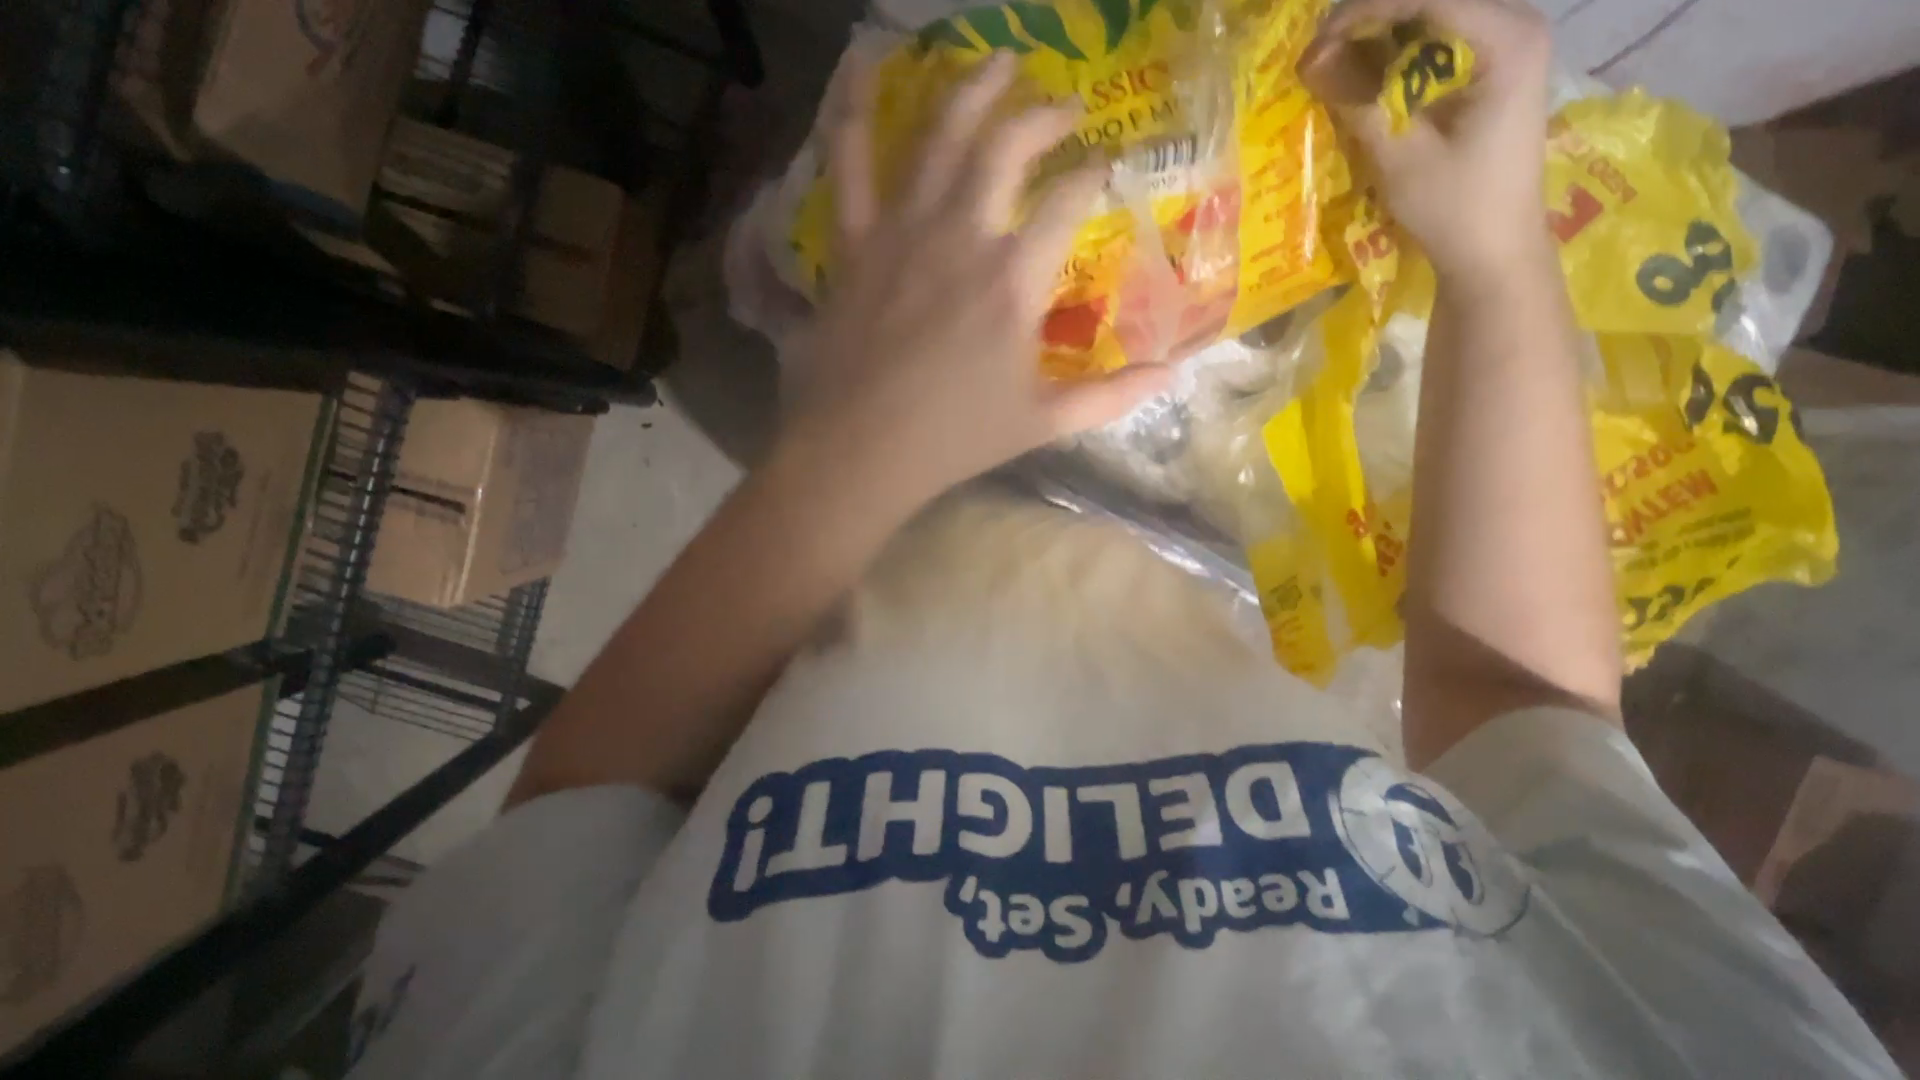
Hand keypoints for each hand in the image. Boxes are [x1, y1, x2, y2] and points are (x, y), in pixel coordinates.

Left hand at [777, 52, 1172, 507]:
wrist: (860, 450)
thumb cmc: (956, 439)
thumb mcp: (1045, 422)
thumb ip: (1112, 394)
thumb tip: (1174, 374)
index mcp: (1017, 278)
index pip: (1071, 199)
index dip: (1094, 174)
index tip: (1104, 169)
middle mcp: (964, 234)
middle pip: (1010, 147)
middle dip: (1044, 116)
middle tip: (1064, 107)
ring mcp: (904, 229)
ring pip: (942, 136)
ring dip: (974, 89)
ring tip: (999, 61)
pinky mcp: (855, 239)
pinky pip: (851, 162)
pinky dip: (857, 108)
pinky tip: (866, 61)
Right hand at [1299, 0, 1554, 276]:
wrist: (1496, 251)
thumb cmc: (1454, 209)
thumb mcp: (1399, 158)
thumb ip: (1358, 101)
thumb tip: (1310, 60)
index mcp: (1509, 40)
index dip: (1367, 11)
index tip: (1317, 42)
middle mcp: (1518, 25)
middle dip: (1372, 19)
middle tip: (1320, 55)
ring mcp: (1510, 43)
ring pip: (1433, 15)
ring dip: (1381, 35)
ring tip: (1335, 64)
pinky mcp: (1495, 65)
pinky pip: (1441, 39)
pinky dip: (1399, 52)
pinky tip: (1367, 75)